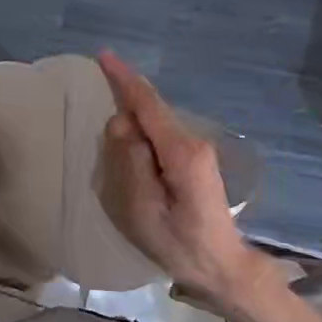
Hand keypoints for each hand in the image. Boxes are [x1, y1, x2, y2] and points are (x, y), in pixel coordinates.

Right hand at [96, 51, 265, 298]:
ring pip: (156, 123)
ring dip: (132, 122)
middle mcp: (193, 142)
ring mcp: (198, 150)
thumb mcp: (142, 208)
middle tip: (99, 111)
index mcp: (181, 152)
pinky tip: (130, 148)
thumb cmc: (179, 243)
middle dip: (125, 100)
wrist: (222, 266)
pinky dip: (141, 134)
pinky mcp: (195, 160)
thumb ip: (129, 162)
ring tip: (111, 139)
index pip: (148, 105)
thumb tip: (121, 123)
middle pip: (152, 110)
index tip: (104, 55)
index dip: (125, 79)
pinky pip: (161, 136)